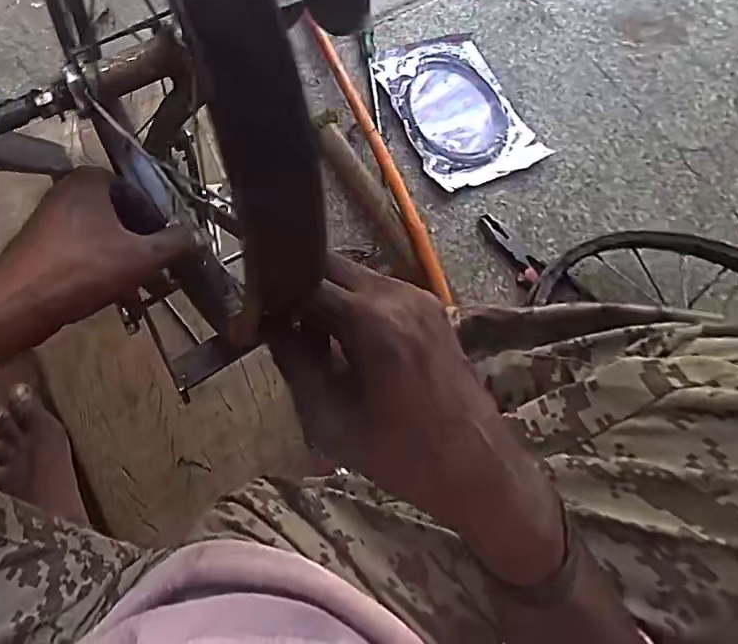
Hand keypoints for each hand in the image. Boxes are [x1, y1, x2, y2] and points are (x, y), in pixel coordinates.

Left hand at [0, 168, 196, 348]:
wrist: (14, 305)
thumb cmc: (80, 271)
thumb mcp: (139, 257)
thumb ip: (174, 244)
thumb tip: (198, 237)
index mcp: (91, 179)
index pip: (142, 196)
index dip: (162, 226)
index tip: (172, 254)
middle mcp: (70, 189)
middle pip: (123, 217)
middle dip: (144, 247)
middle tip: (160, 275)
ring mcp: (52, 217)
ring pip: (104, 237)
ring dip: (126, 261)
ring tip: (142, 290)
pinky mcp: (42, 244)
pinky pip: (83, 250)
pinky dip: (102, 268)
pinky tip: (115, 296)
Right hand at [271, 255, 563, 571]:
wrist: (483, 472)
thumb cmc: (403, 456)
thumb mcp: (332, 419)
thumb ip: (293, 363)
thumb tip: (266, 327)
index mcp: (372, 322)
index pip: (305, 283)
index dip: (273, 296)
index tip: (254, 315)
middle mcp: (396, 295)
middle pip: (329, 265)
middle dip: (299, 287)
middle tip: (280, 321)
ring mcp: (418, 296)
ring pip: (352, 273)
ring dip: (326, 294)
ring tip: (314, 336)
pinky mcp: (430, 305)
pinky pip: (376, 289)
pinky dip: (353, 302)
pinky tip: (348, 340)